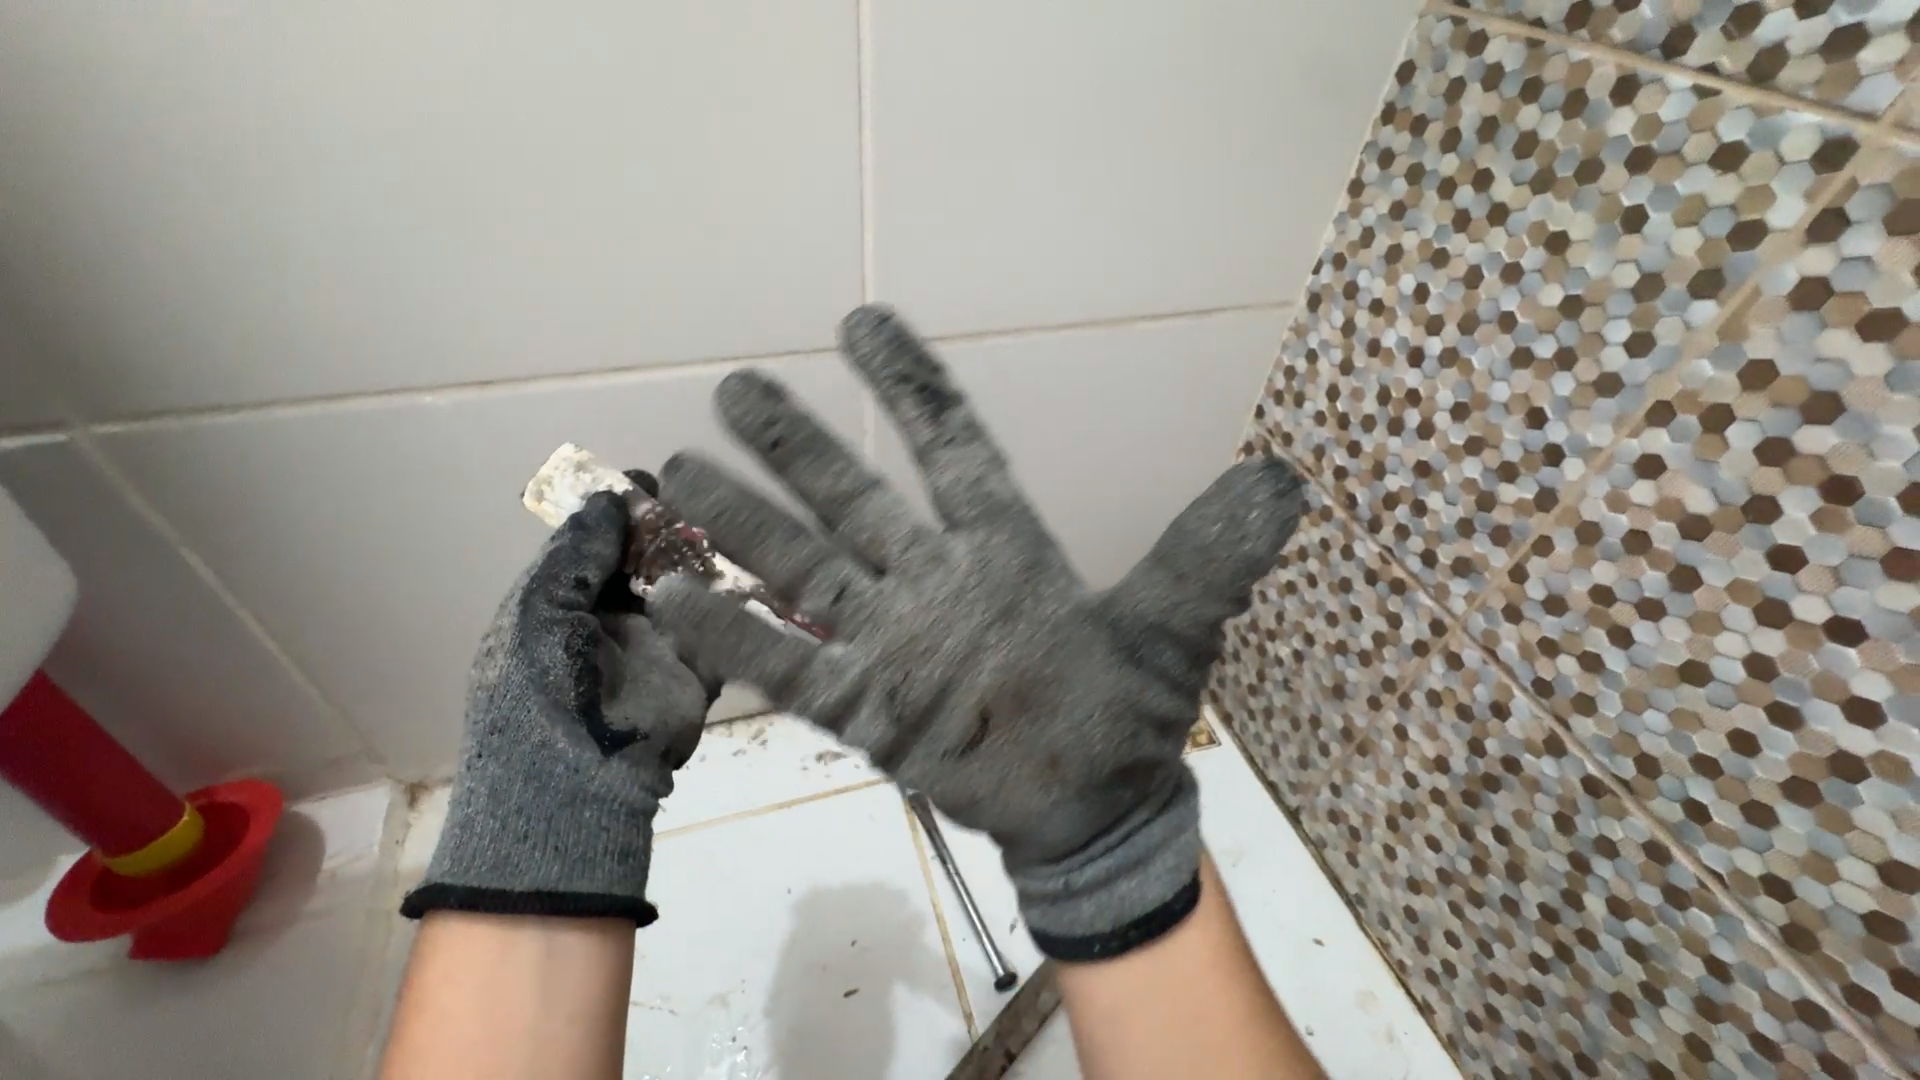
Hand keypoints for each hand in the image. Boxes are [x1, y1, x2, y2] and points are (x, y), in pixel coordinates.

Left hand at [401, 491, 711, 923]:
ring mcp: (658, 646)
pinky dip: (735, 601)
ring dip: (704, 559)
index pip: (595, 547)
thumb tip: (606, 498)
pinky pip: (720, 628)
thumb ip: (575, 553)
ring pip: (687, 589)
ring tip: (730, 523)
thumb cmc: (537, 690)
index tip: (648, 482)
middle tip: (699, 497)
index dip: (619, 514)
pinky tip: (751, 567)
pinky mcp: (699, 672)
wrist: (575, 782)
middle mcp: (612, 620)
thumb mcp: (540, 610)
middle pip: (646, 562)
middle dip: (668, 530)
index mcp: (562, 605)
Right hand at [650, 306, 1304, 958]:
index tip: (859, 323)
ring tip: (682, 468)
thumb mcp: (1176, 626)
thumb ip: (1210, 553)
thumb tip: (1282, 481)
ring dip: (746, 523)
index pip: (950, 446)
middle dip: (795, 443)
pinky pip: (788, 665)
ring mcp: (893, 642)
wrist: (1094, 809)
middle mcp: (934, 580)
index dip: (908, 384)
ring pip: (805, 567)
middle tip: (736, 386)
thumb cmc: (1127, 713)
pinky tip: (676, 600)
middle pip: (853, 496)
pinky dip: (734, 637)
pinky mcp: (867, 708)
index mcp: (1002, 548)